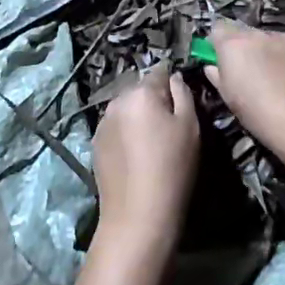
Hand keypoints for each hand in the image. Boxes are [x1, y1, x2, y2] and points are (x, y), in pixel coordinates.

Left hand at [92, 65, 200, 252]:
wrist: (138, 213)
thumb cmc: (172, 168)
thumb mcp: (190, 127)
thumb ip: (182, 94)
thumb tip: (173, 77)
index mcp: (140, 92)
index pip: (159, 72)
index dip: (173, 83)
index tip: (182, 102)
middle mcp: (116, 101)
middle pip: (140, 90)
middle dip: (153, 100)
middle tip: (170, 127)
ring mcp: (102, 122)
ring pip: (126, 109)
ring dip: (138, 117)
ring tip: (151, 143)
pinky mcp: (95, 142)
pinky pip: (115, 127)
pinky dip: (125, 133)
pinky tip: (135, 156)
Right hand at [202, 20, 284, 146]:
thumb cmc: (258, 115)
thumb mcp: (229, 99)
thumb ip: (217, 76)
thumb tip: (213, 67)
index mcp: (233, 45)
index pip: (218, 28)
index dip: (219, 43)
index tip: (222, 58)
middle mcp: (258, 35)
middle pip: (246, 33)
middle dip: (245, 47)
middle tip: (251, 71)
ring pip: (271, 39)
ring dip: (269, 51)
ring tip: (278, 77)